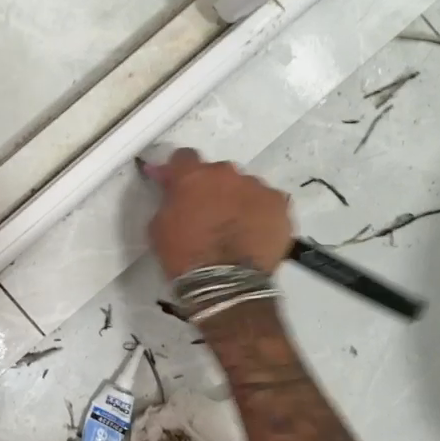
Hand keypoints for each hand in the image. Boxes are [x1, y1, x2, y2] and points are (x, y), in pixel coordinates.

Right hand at [143, 147, 293, 278]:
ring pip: (244, 187)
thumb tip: (170, 186)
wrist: (225, 284)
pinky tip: (253, 234)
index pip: (183, 157)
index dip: (178, 171)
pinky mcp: (280, 206)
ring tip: (234, 228)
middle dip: (211, 188)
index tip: (175, 185)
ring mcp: (258, 188)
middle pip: (217, 172)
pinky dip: (259, 214)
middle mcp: (228, 173)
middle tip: (207, 214)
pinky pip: (266, 203)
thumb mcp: (158, 226)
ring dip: (236, 200)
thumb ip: (167, 200)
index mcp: (193, 175)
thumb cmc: (183, 255)